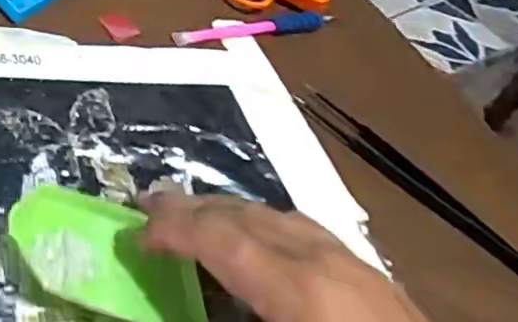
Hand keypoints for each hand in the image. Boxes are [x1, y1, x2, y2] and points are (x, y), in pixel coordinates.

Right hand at [142, 192, 426, 321]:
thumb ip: (225, 314)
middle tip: (147, 206)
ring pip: (275, 217)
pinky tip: (261, 236)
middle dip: (189, 208)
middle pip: (241, 215)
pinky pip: (308, 233)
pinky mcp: (382, 284)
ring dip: (226, 211)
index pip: (217, 236)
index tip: (135, 237)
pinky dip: (267, 225)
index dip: (169, 230)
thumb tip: (177, 306)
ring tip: (194, 215)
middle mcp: (325, 262)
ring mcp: (359, 268)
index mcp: (300, 291)